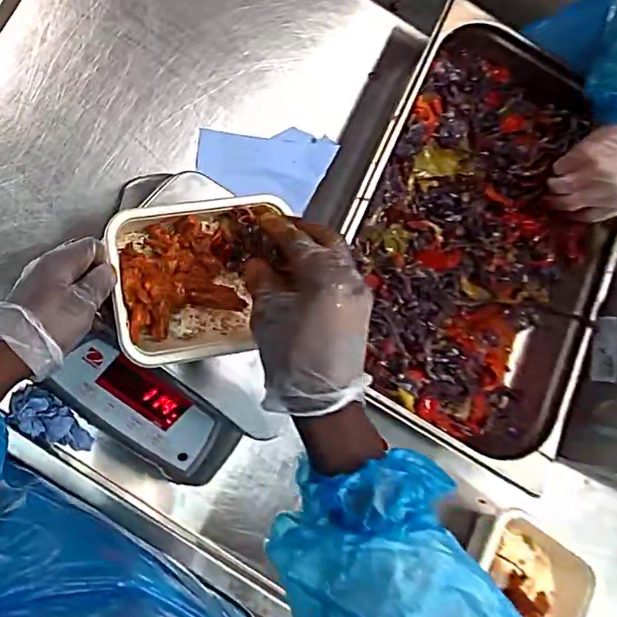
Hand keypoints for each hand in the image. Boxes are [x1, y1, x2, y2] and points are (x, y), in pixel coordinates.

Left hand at [0, 238, 116, 380]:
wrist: (13, 349)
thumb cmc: (48, 326)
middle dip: (97, 278)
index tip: (116, 279)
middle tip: (108, 298)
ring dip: (85, 293)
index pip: (92, 245)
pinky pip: (58, 292)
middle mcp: (45, 264)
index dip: (108, 261)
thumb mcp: (84, 304)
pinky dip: (71, 303)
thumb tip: (108, 270)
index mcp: (59, 259)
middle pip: (80, 261)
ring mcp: (36, 280)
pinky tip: (77, 320)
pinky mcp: (30, 298)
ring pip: (70, 279)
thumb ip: (100, 282)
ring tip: (95, 315)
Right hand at [244, 215, 372, 416]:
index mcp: (324, 275)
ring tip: (287, 251)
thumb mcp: (267, 313)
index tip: (262, 218)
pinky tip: (301, 274)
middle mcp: (347, 277)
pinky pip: (339, 273)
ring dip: (312, 247)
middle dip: (301, 230)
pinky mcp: (359, 307)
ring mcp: (357, 292)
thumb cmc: (292, 355)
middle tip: (278, 228)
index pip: (297, 240)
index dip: (276, 227)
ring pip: (336, 255)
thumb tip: (257, 263)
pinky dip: (321, 265)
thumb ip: (262, 280)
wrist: (324, 398)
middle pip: (326, 239)